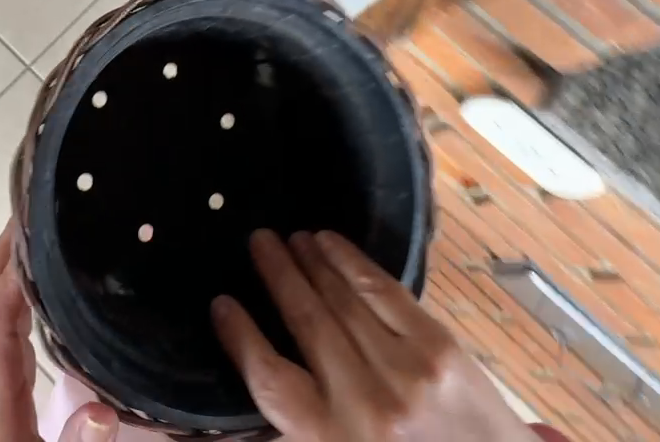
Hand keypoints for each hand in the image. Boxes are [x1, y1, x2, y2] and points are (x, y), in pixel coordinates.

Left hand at [0, 219, 119, 441]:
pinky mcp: (2, 389)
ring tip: (44, 228)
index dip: (10, 271)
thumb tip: (102, 408)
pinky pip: (3, 325)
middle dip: (5, 251)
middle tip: (37, 206)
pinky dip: (18, 291)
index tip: (34, 229)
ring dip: (9, 265)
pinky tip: (46, 282)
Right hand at [211, 230, 540, 441]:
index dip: (240, 337)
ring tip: (290, 237)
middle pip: (305, 321)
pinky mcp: (437, 346)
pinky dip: (350, 260)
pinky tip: (330, 242)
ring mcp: (404, 370)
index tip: (221, 305)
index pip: (269, 380)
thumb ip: (304, 427)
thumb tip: (261, 374)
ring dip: (310, 260)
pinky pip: (381, 290)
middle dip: (276, 274)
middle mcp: (364, 405)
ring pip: (340, 298)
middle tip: (257, 241)